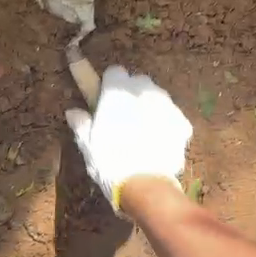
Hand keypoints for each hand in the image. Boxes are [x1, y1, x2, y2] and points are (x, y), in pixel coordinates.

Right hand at [65, 65, 191, 213]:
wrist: (145, 184)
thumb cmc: (110, 161)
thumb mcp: (87, 144)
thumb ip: (81, 123)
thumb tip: (73, 112)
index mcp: (117, 92)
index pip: (114, 72)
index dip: (109, 84)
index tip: (105, 99)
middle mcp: (143, 91)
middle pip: (137, 81)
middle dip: (130, 92)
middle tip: (122, 114)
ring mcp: (166, 106)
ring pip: (156, 96)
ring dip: (148, 105)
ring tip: (141, 129)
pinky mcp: (182, 122)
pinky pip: (171, 115)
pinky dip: (164, 122)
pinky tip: (157, 141)